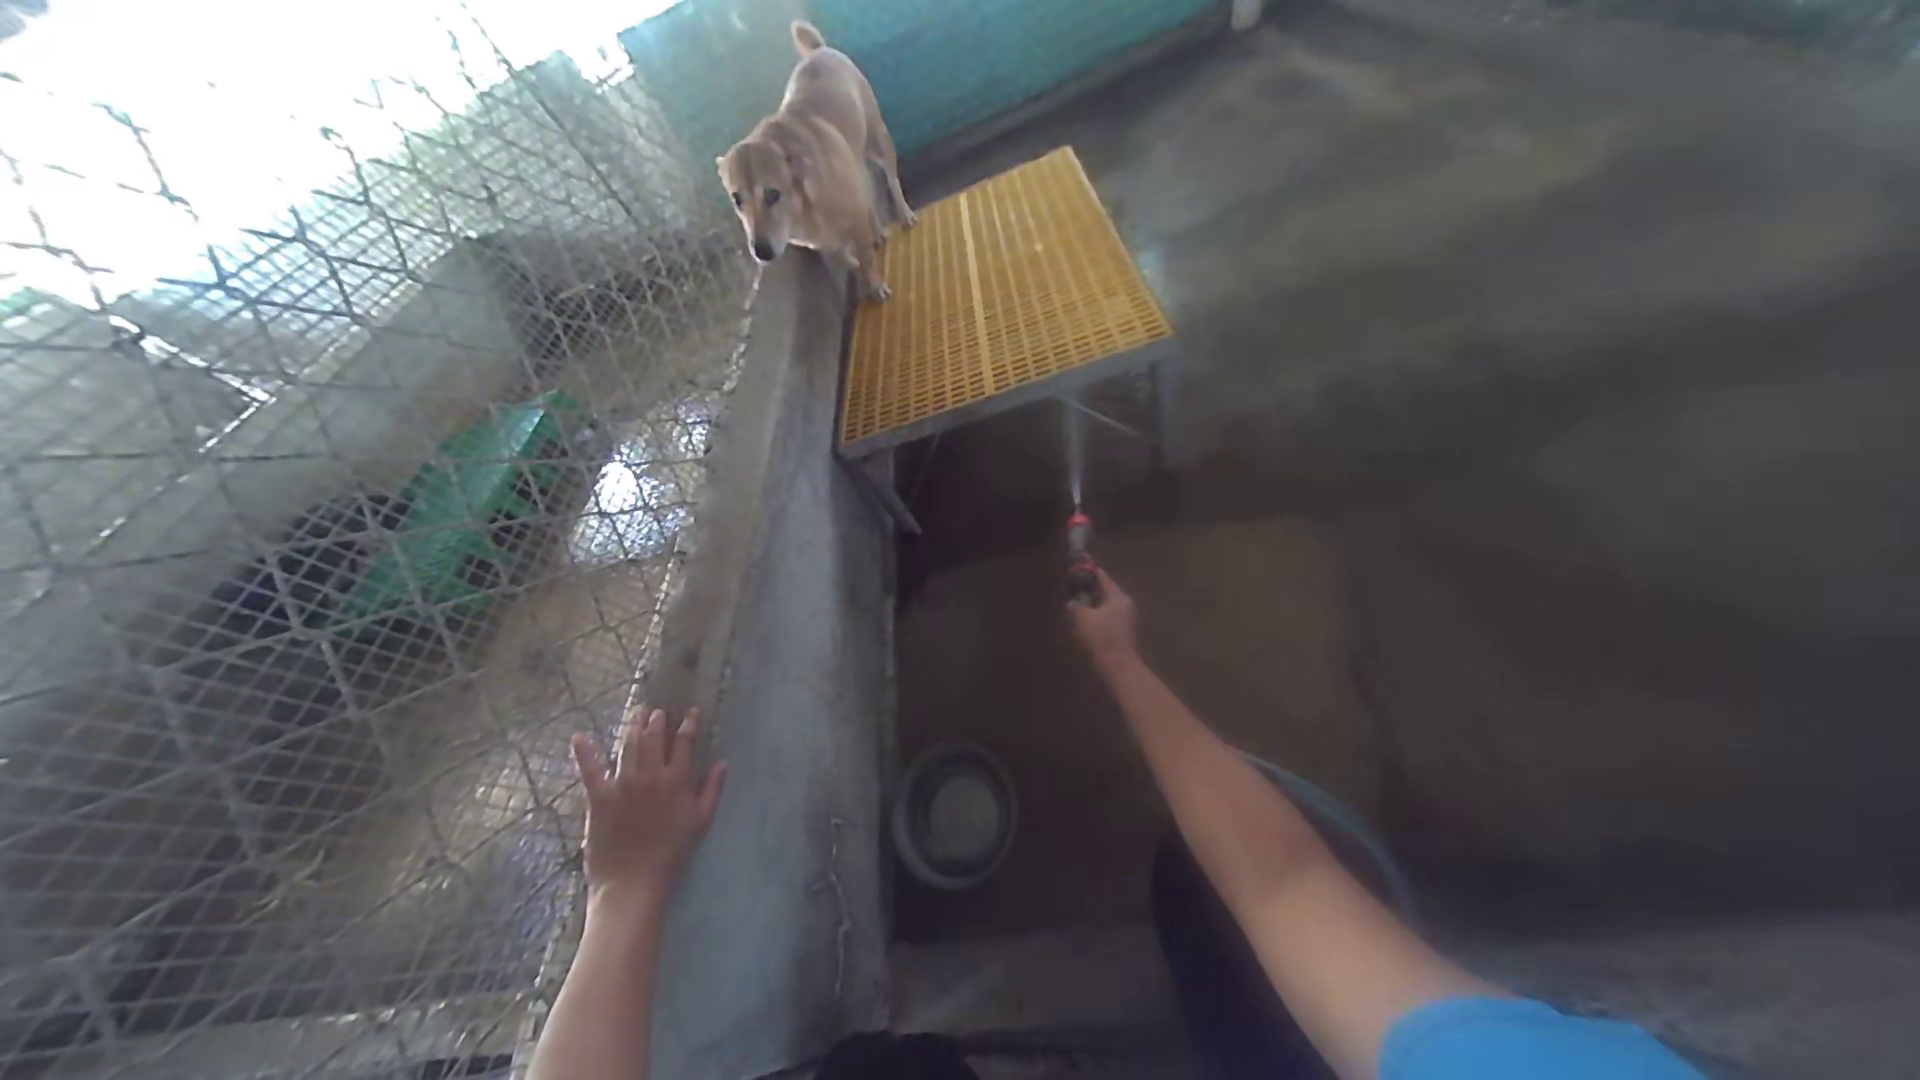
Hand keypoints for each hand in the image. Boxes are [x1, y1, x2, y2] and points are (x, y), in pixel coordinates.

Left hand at [570, 706, 726, 902]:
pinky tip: (580, 736)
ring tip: (636, 713)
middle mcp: (650, 775)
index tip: (691, 712)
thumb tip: (722, 762)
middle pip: (653, 738)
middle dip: (657, 720)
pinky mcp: (599, 798)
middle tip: (658, 711)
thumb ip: (713, 788)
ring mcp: (622, 784)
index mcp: (676, 779)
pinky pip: (591, 770)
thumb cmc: (672, 851)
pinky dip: (585, 752)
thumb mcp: (702, 819)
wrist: (633, 881)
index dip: (688, 724)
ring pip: (628, 746)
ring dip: (633, 726)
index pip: (684, 742)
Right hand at [1067, 567, 1137, 664]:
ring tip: (1074, 605)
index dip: (1086, 570)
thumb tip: (1073, 602)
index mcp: (1117, 596)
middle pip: (1104, 590)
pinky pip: (1106, 618)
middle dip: (1088, 588)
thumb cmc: (1100, 639)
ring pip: (1105, 605)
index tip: (1074, 566)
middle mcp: (1125, 604)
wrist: (1118, 669)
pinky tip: (1083, 623)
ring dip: (1091, 604)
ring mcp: (1126, 619)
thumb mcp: (1081, 618)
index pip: (1101, 576)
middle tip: (1071, 587)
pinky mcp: (1123, 633)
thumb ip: (1075, 605)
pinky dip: (1095, 616)